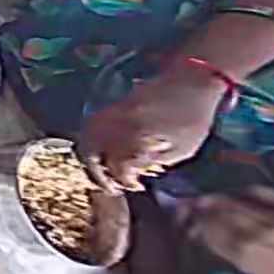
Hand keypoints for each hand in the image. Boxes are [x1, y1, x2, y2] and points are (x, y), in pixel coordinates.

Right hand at [76, 68, 224, 191]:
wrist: (184, 86)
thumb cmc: (190, 120)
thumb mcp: (182, 148)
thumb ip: (153, 162)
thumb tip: (131, 174)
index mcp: (130, 139)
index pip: (115, 166)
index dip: (124, 180)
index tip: (136, 187)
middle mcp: (108, 129)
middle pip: (89, 156)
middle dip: (98, 174)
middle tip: (111, 186)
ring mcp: (100, 120)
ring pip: (83, 145)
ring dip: (91, 161)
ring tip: (105, 171)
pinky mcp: (100, 114)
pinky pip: (85, 135)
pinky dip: (90, 148)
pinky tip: (104, 154)